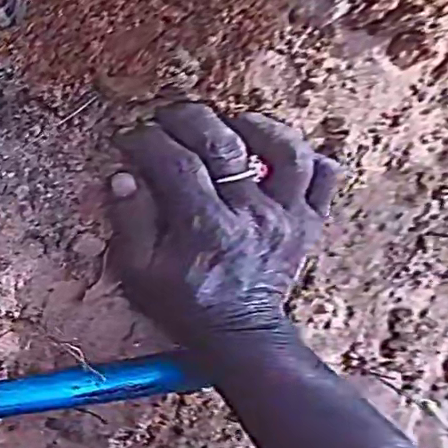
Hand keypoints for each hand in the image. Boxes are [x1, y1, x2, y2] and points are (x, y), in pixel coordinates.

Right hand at [106, 102, 342, 353]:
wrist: (236, 332)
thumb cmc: (177, 300)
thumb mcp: (136, 269)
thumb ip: (131, 221)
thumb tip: (122, 177)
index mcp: (203, 226)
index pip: (175, 165)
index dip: (148, 142)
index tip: (128, 137)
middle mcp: (251, 213)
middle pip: (226, 145)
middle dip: (191, 120)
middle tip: (167, 115)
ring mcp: (289, 215)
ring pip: (284, 150)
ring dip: (252, 125)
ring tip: (225, 119)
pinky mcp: (311, 220)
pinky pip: (324, 173)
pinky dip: (304, 152)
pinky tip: (273, 147)